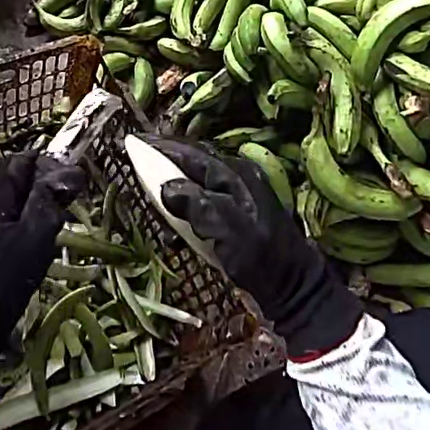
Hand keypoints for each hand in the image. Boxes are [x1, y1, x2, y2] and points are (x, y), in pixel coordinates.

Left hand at [0, 151, 84, 379]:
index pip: (20, 162)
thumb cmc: (4, 276)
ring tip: (49, 225)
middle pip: (9, 183)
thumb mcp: (35, 235)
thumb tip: (66, 172)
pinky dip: (13, 228)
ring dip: (25, 209)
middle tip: (63, 202)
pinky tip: (26, 246)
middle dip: (37, 188)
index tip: (69, 177)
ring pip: (2, 206)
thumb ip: (48, 201)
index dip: (46, 164)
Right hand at [145, 137, 361, 357]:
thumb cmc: (262, 257)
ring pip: (199, 179)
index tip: (134, 143)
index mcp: (235, 174)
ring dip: (175, 181)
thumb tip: (165, 187)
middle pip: (194, 161)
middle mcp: (238, 177)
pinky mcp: (240, 214)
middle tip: (138, 160)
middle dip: (166, 160)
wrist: (295, 287)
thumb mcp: (228, 230)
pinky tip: (177, 217)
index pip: (190, 154)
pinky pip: (206, 197)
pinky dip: (187, 202)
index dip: (160, 148)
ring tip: (152, 185)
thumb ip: (197, 205)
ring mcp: (241, 194)